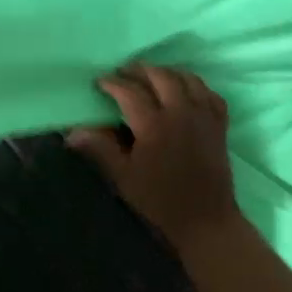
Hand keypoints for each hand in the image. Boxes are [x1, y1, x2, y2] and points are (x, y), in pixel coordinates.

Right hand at [67, 64, 240, 246]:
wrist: (205, 221)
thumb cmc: (159, 200)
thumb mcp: (123, 176)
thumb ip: (100, 149)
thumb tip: (72, 132)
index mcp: (154, 125)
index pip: (130, 92)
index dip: (113, 83)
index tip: (100, 82)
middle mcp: (181, 113)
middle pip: (161, 77)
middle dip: (140, 70)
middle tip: (124, 72)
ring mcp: (204, 117)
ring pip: (188, 79)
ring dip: (168, 72)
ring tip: (152, 76)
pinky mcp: (219, 126)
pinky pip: (210, 94)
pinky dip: (196, 86)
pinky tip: (186, 91)